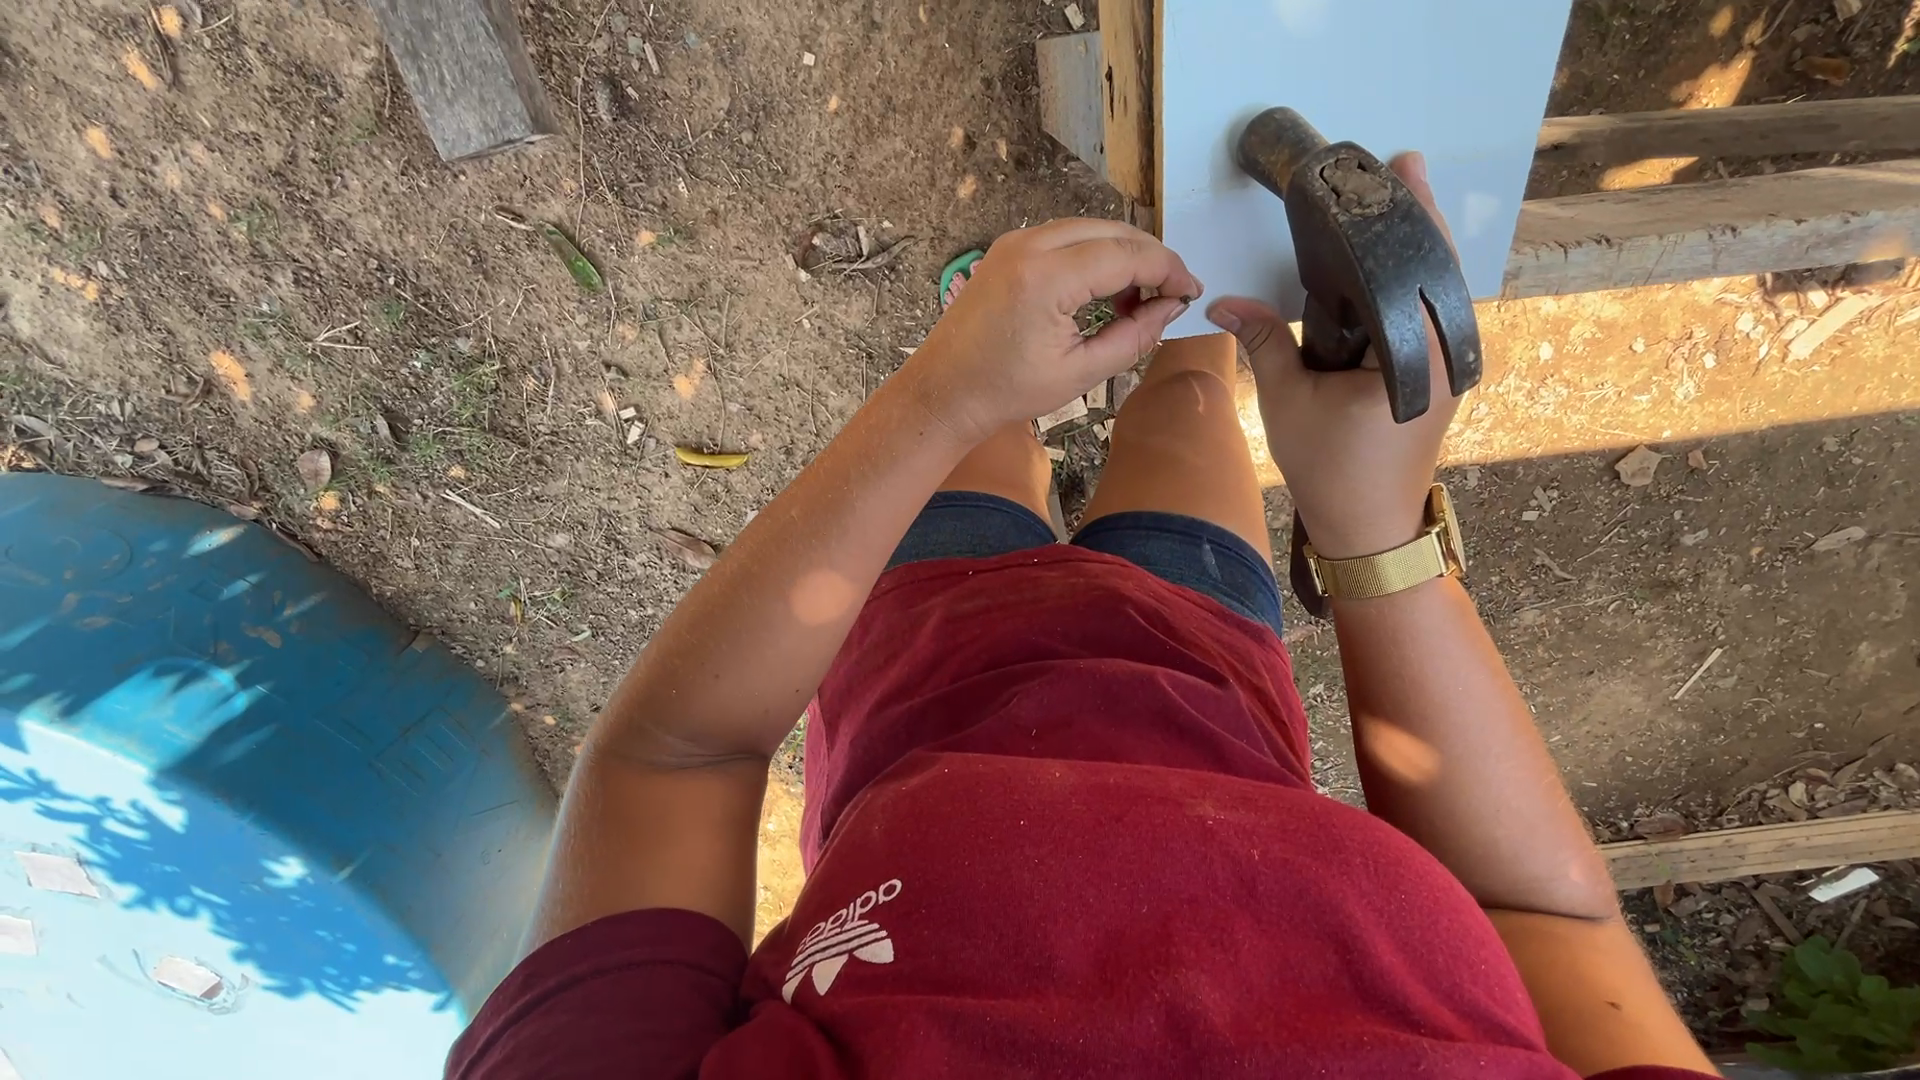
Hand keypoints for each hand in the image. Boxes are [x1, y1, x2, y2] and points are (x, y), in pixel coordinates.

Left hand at [901, 219, 1201, 445]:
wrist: (943, 392)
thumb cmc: (1006, 391)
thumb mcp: (1080, 373)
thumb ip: (1133, 336)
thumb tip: (1171, 308)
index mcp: (1046, 277)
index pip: (1128, 255)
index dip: (1168, 270)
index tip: (1191, 292)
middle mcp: (1029, 246)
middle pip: (1112, 232)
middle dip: (1149, 259)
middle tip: (1170, 296)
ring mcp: (1014, 243)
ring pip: (1089, 229)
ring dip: (1121, 256)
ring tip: (1136, 301)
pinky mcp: (1007, 251)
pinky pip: (1064, 238)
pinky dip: (1092, 255)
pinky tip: (1101, 292)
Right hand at [1205, 151, 1461, 559]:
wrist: (1366, 523)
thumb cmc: (1330, 466)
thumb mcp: (1288, 399)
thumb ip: (1263, 342)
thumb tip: (1221, 303)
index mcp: (1419, 349)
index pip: (1420, 262)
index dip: (1411, 211)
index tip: (1402, 166)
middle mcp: (1447, 349)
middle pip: (1438, 267)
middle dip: (1416, 220)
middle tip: (1396, 173)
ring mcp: (1449, 365)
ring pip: (1437, 291)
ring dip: (1416, 251)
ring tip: (1390, 210)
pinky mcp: (1436, 377)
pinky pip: (1428, 316)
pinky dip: (1410, 286)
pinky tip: (1388, 270)